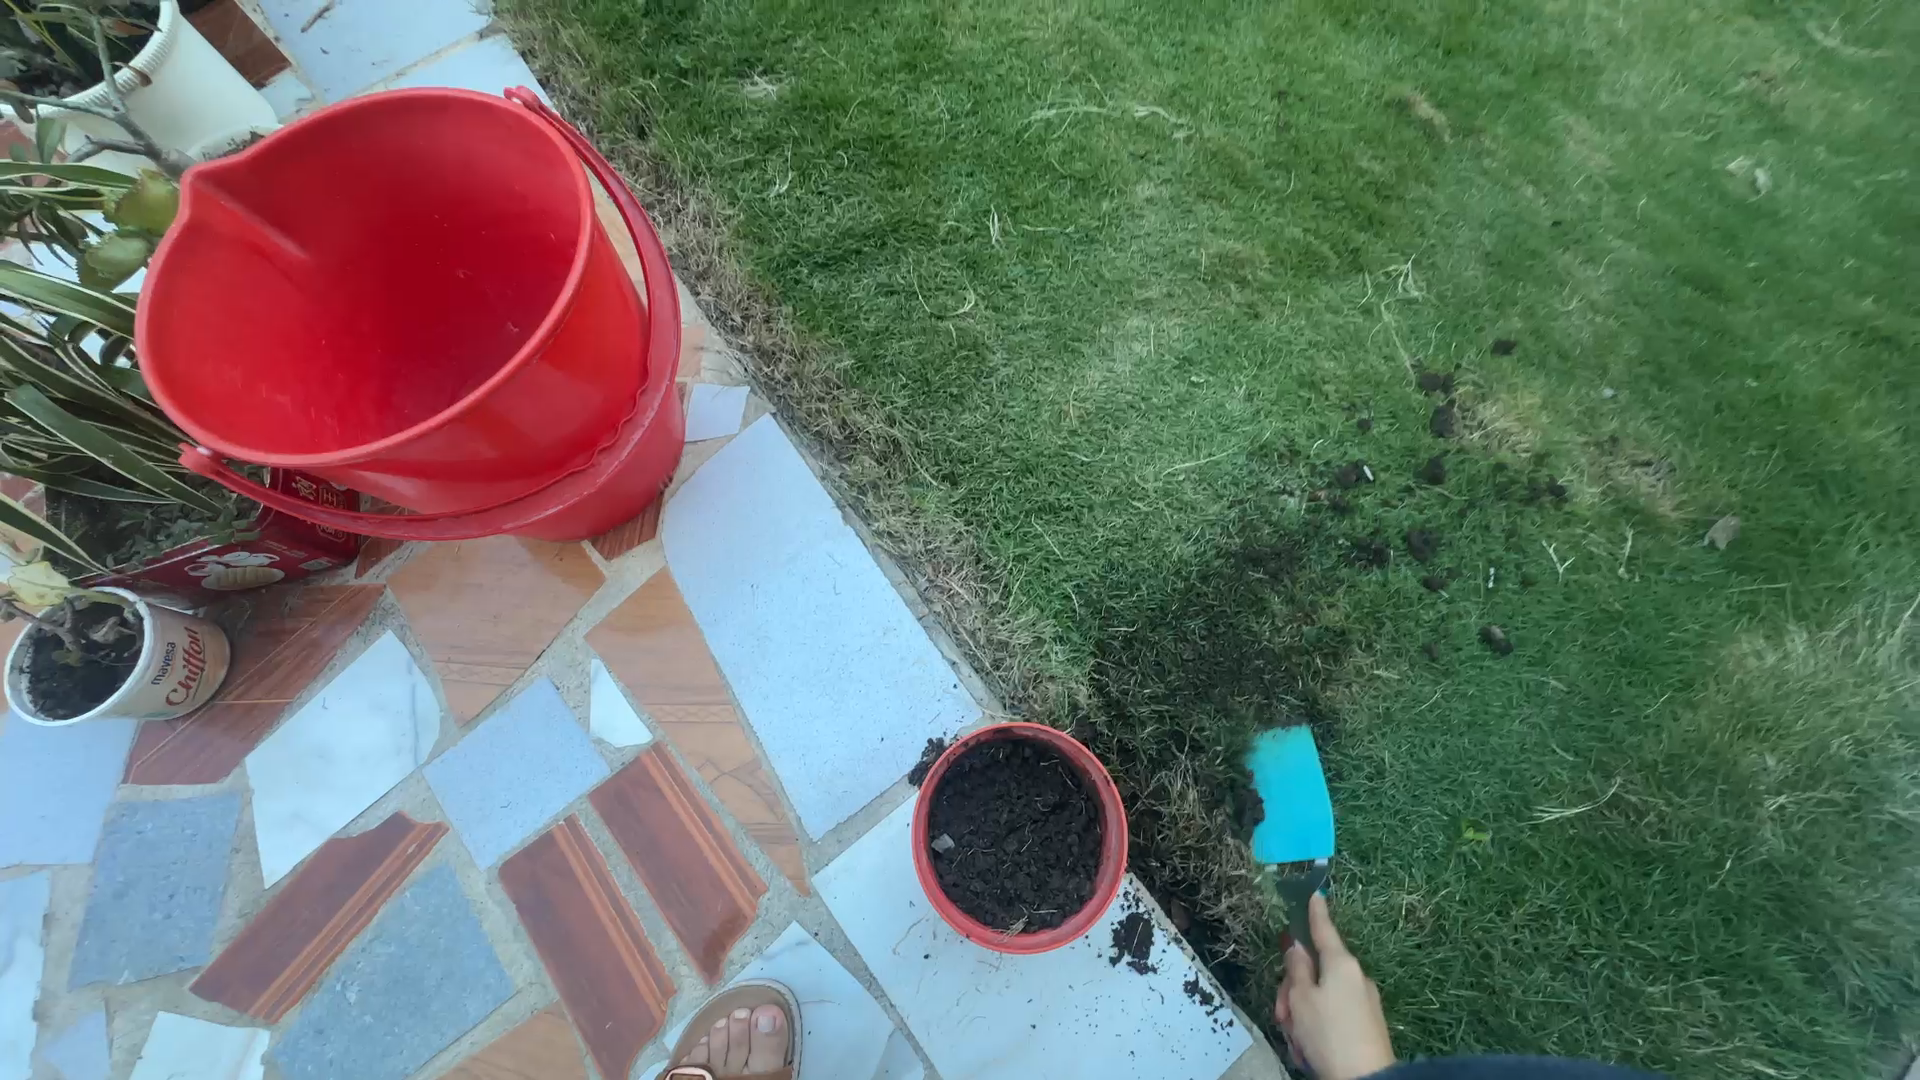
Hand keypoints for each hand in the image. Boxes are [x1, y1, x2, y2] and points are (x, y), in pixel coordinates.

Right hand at [1272, 892, 1395, 1079]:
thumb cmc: (1328, 1034)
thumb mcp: (1300, 998)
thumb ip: (1296, 968)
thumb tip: (1298, 948)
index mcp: (1341, 964)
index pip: (1324, 929)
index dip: (1315, 911)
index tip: (1315, 893)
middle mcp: (1355, 978)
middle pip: (1315, 970)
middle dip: (1293, 990)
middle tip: (1283, 1013)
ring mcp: (1363, 1004)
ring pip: (1320, 996)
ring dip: (1302, 1013)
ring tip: (1296, 1040)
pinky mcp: (1366, 1028)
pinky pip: (1332, 1016)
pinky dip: (1316, 1028)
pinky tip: (1308, 1050)